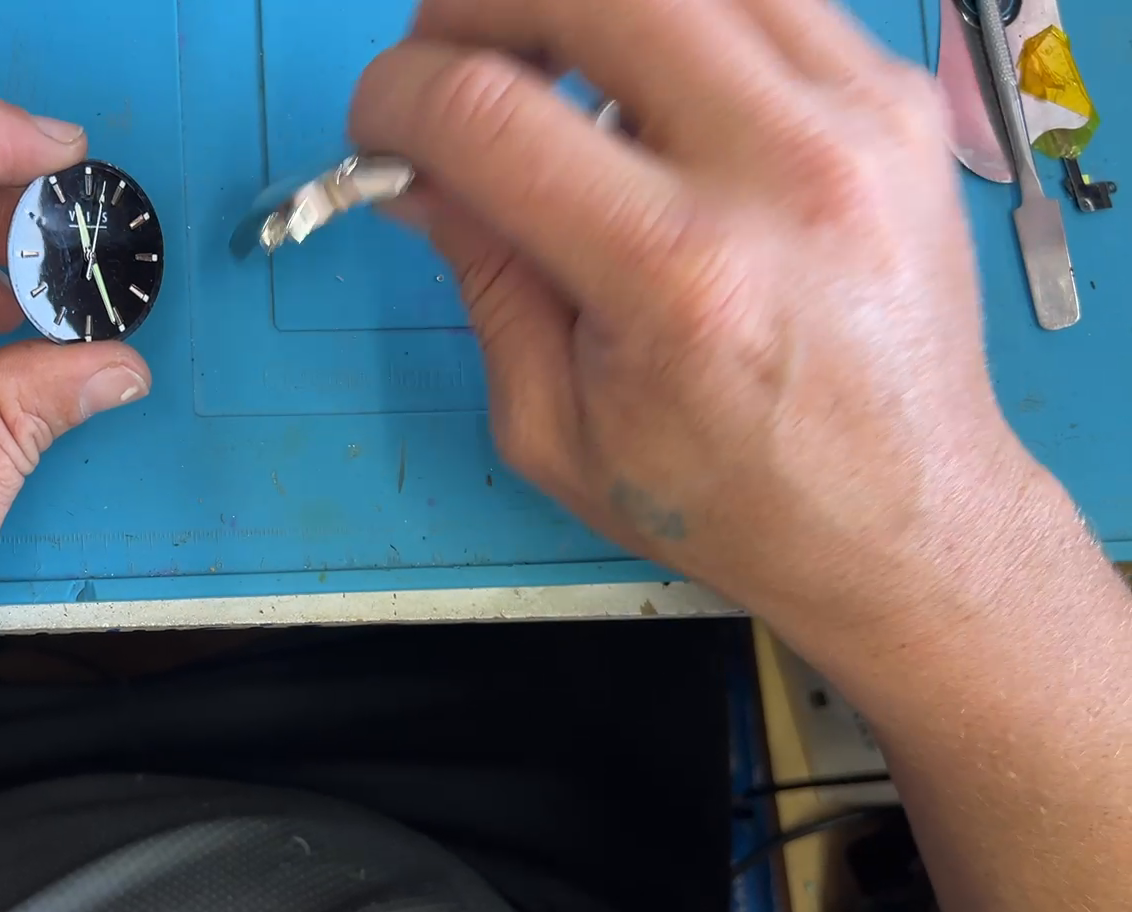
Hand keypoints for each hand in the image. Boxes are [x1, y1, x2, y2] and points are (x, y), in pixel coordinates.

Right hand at [350, 0, 1055, 636]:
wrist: (887, 512)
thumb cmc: (700, 494)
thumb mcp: (544, 422)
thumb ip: (485, 282)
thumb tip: (416, 181)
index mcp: (669, 275)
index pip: (493, 118)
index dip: (396, 101)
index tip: (368, 134)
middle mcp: (778, 163)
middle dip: (470, 7)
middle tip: (427, 65)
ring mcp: (859, 108)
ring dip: (564, 1)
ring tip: (513, 64)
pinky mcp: (892, 94)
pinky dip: (652, 18)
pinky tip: (615, 82)